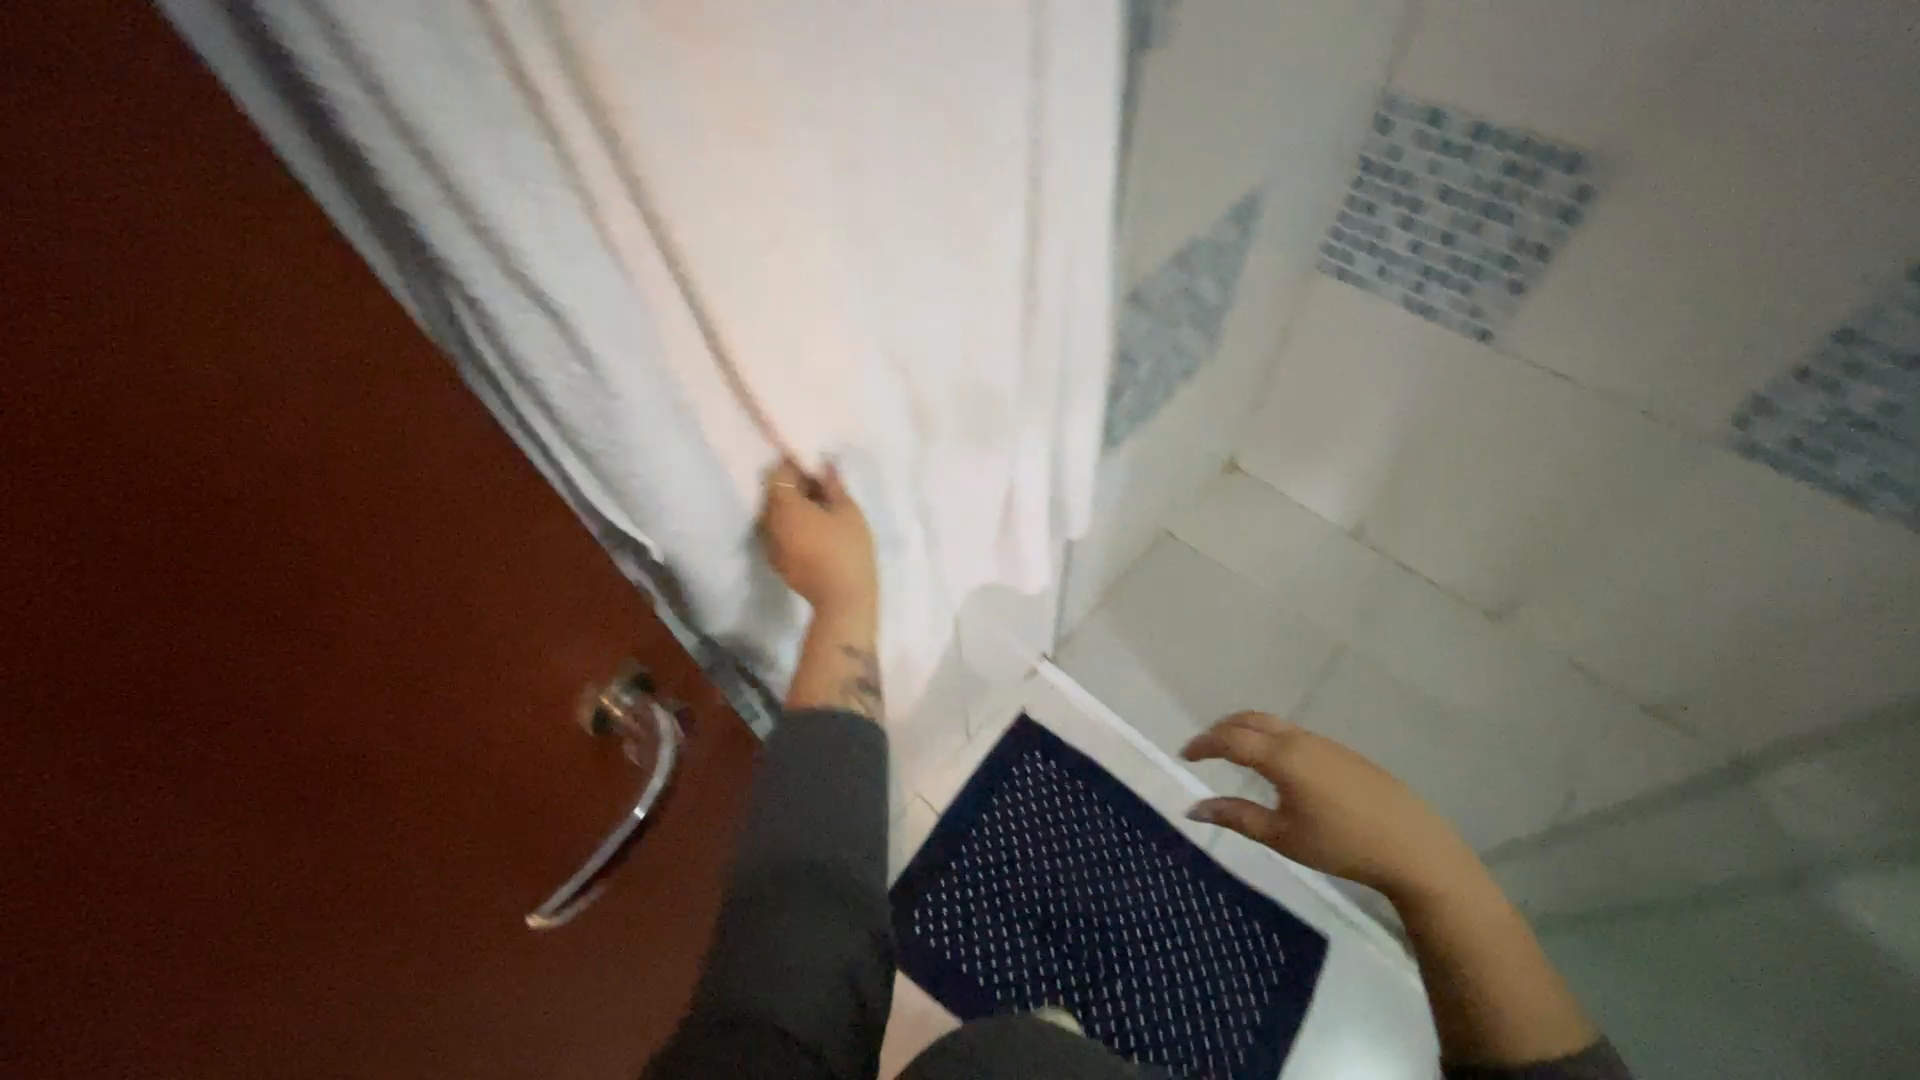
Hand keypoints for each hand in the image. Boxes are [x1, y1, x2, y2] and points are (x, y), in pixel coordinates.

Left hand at [759, 459, 876, 618]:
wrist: (842, 599)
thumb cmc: (848, 549)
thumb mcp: (848, 511)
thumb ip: (833, 484)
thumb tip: (824, 465)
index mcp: (784, 506)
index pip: (778, 473)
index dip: (795, 466)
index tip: (814, 468)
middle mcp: (769, 522)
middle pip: (774, 494)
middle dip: (793, 486)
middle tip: (820, 488)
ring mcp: (769, 544)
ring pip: (775, 514)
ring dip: (791, 507)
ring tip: (818, 511)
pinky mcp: (775, 561)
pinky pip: (778, 533)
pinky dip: (790, 526)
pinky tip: (813, 532)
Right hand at [1181, 711, 1485, 899]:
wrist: (1413, 847)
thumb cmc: (1341, 844)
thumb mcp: (1282, 836)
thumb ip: (1236, 818)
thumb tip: (1193, 808)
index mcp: (1282, 758)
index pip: (1231, 739)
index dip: (1204, 744)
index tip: (1184, 755)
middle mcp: (1300, 740)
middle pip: (1250, 719)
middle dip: (1221, 729)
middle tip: (1203, 748)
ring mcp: (1324, 743)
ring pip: (1273, 723)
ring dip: (1245, 730)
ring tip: (1232, 753)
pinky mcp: (1341, 753)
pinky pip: (1292, 733)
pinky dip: (1268, 737)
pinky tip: (1272, 766)